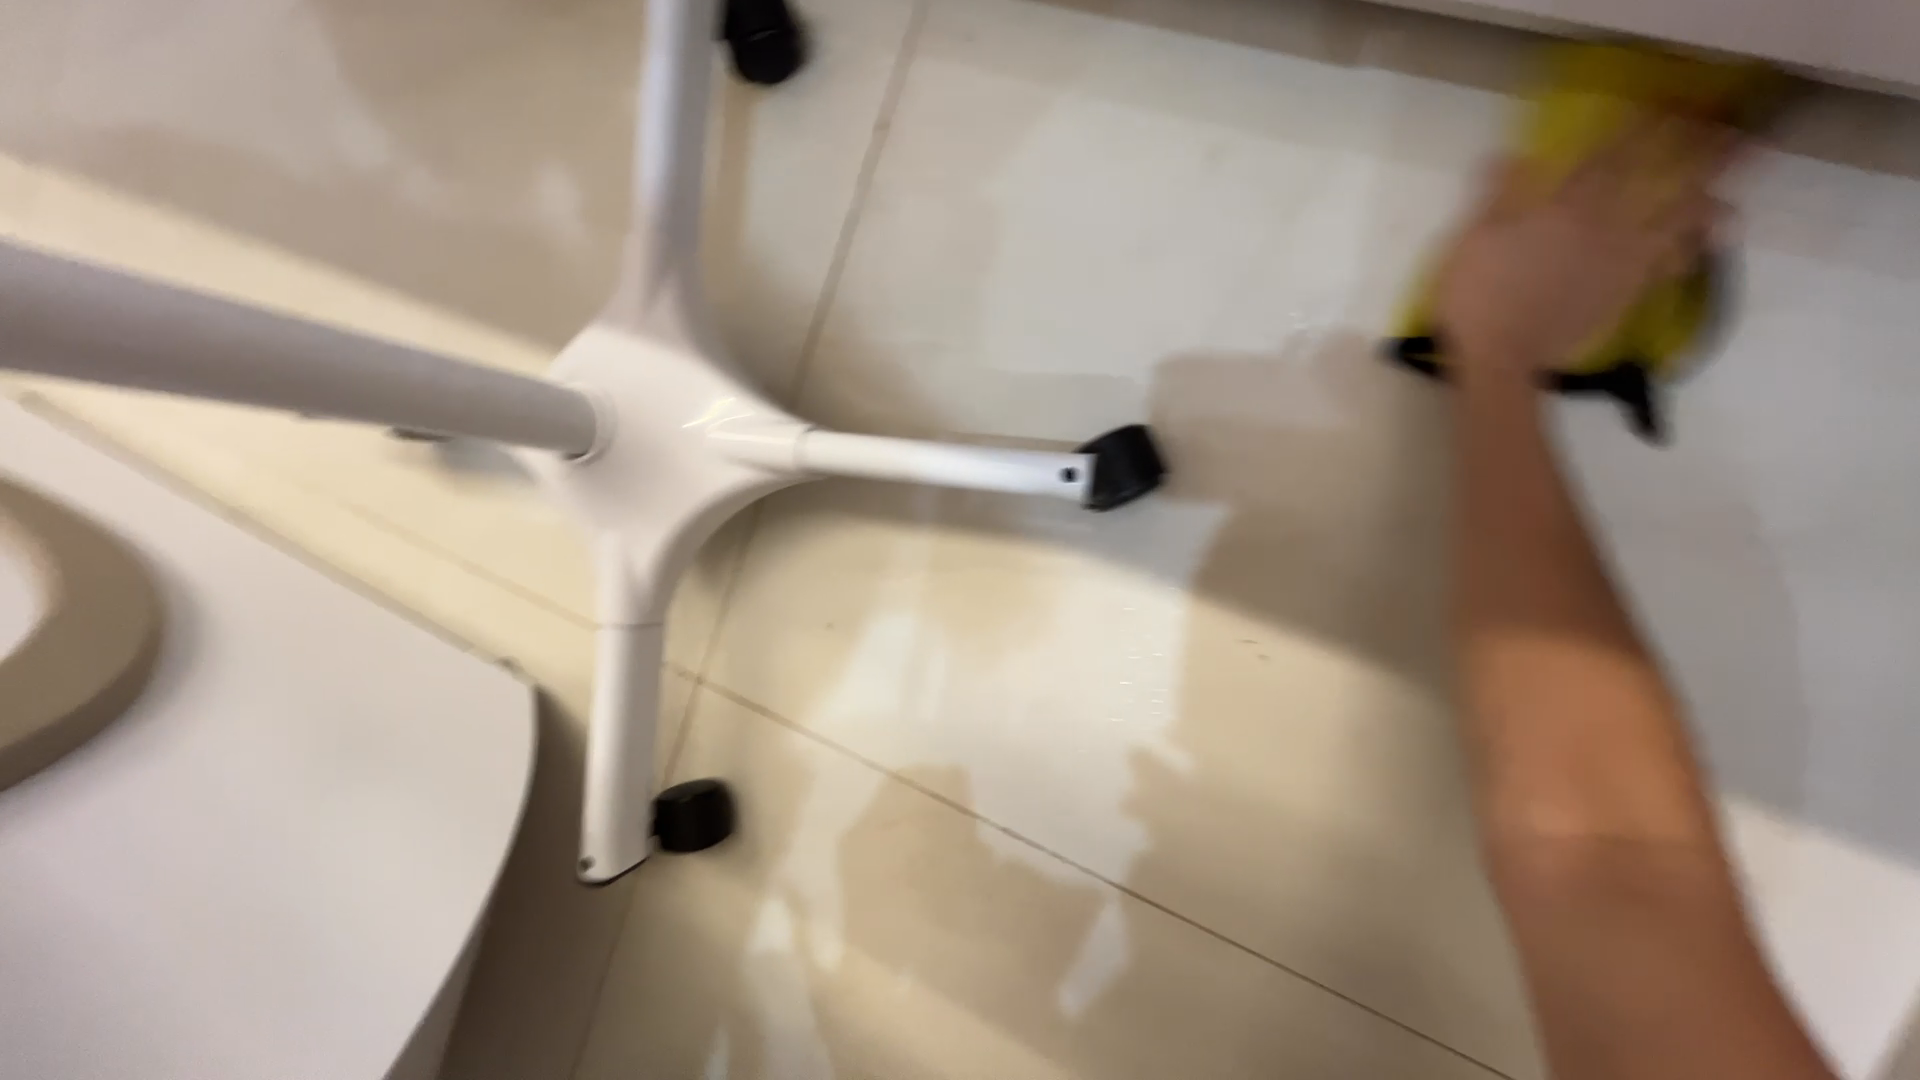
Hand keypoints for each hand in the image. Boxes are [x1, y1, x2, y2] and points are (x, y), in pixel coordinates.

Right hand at [1434, 116, 1739, 384]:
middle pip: (1656, 178)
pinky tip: (1711, 233)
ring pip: (1678, 215)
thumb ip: (1497, 197)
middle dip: (1691, 146)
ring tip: (1738, 168)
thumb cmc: (1477, 299)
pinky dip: (1694, 242)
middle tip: (1727, 123)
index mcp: (1563, 209)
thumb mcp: (1472, 243)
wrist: (1500, 358)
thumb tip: (1511, 154)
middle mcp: (1605, 225)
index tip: (1659, 103)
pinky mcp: (1628, 290)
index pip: (1605, 157)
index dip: (1634, 128)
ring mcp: (1623, 259)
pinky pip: (1672, 259)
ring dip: (1709, 187)